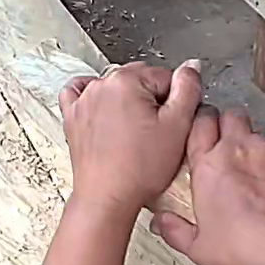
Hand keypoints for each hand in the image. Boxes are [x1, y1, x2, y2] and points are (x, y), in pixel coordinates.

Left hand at [59, 60, 202, 216]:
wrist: (108, 198)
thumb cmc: (141, 169)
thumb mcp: (178, 127)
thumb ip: (188, 90)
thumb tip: (191, 66)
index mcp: (127, 81)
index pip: (166, 78)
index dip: (177, 102)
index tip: (174, 123)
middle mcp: (101, 85)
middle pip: (142, 81)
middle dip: (153, 101)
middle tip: (158, 132)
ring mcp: (84, 100)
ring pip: (118, 88)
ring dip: (130, 104)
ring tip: (136, 133)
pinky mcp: (74, 117)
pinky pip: (82, 94)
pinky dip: (97, 99)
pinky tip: (109, 113)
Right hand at [150, 109, 264, 264]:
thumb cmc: (246, 245)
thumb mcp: (201, 248)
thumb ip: (176, 231)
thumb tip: (160, 222)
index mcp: (207, 164)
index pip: (198, 124)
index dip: (198, 126)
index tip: (197, 138)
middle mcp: (236, 148)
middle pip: (227, 115)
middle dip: (223, 124)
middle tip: (221, 146)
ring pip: (252, 128)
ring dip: (247, 139)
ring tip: (248, 164)